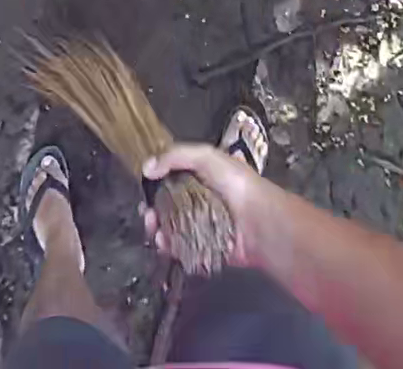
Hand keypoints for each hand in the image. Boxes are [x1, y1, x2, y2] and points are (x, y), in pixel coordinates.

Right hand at [141, 144, 287, 268]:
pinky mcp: (202, 247)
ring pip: (170, 226)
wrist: (258, 221)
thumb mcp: (206, 157)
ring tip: (152, 226)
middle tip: (147, 212)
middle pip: (168, 203)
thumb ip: (176, 156)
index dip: (157, 181)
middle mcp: (200, 198)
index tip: (144, 185)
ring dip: (156, 226)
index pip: (173, 177)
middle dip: (153, 207)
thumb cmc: (234, 183)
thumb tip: (146, 167)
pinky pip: (179, 246)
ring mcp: (201, 224)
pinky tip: (162, 241)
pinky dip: (168, 245)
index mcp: (203, 175)